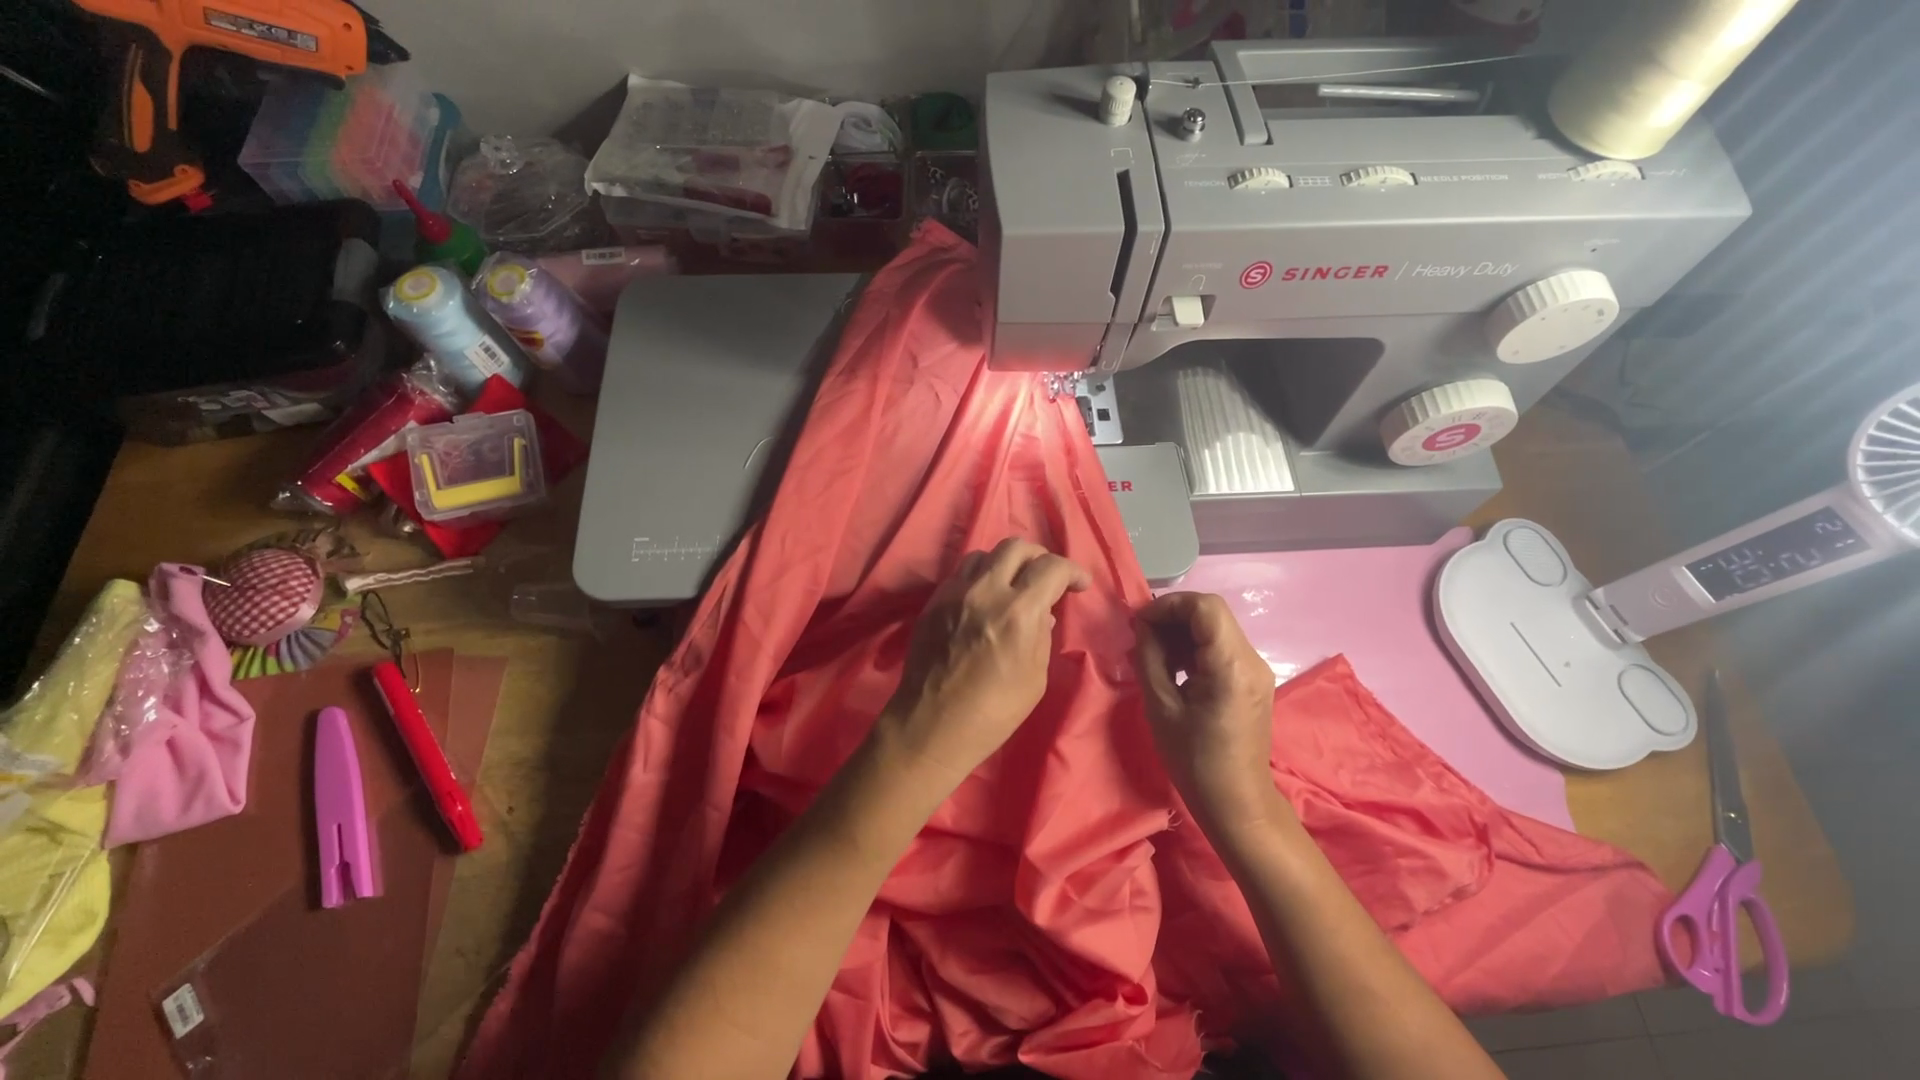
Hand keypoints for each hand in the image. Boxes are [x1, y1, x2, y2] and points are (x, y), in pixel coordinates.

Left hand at [875, 538, 1090, 791]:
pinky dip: (981, 577)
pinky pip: (961, 574)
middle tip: (1047, 578)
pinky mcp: (934, 602)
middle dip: (1039, 558)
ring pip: (985, 555)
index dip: (1072, 571)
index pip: (1051, 567)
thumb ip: (1042, 636)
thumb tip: (1043, 611)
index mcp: (1018, 613)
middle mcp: (985, 591)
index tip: (1079, 585)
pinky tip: (986, 599)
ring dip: (1006, 564)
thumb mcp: (1035, 679)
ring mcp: (955, 593)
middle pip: (1016, 548)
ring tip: (1014, 585)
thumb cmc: (993, 713)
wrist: (931, 725)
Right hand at [1133, 592, 1285, 839]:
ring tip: (1154, 654)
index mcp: (1231, 665)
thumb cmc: (1194, 760)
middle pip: (1212, 613)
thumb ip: (1151, 658)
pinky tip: (1175, 668)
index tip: (1139, 624)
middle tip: (1142, 637)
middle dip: (1173, 617)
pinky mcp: (1254, 680)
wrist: (1236, 801)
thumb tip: (1144, 627)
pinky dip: (1197, 647)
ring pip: (1217, 628)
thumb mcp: (1161, 707)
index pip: (1204, 607)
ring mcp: (1257, 670)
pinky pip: (1223, 647)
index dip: (1168, 605)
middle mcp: (1252, 660)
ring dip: (1183, 631)